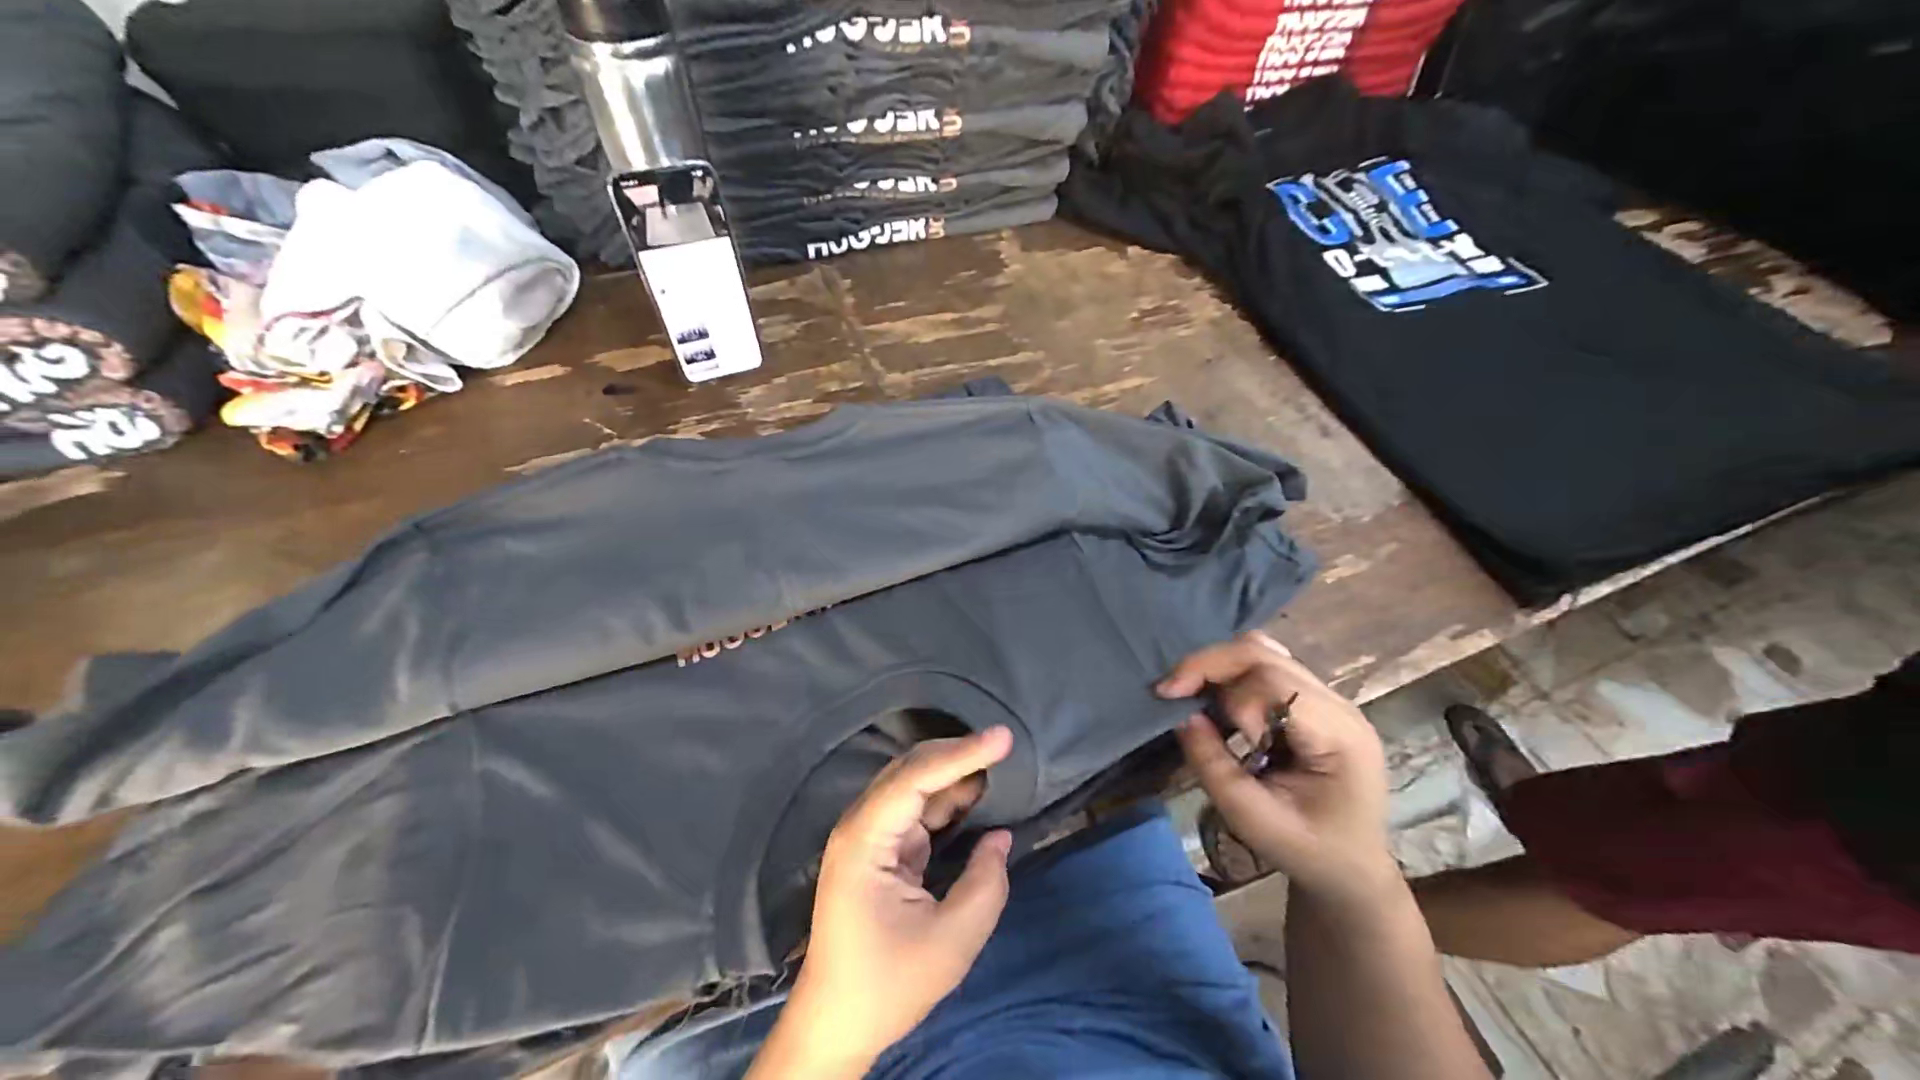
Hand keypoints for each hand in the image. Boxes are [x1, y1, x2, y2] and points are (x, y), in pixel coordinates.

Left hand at [748, 728, 1014, 1078]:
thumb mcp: (951, 942)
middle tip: (1004, 743)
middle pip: (910, 771)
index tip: (1003, 739)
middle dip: (957, 753)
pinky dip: (947, 799)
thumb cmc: (888, 985)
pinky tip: (976, 794)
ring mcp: (868, 836)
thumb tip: (1000, 837)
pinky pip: (916, 811)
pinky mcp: (879, 850)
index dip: (961, 753)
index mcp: (865, 839)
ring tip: (997, 761)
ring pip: (913, 786)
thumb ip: (985, 884)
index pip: (915, 776)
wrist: (836, 1023)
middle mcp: (861, 825)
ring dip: (954, 773)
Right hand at [1159, 631, 1394, 900]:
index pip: (1272, 684)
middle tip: (1169, 689)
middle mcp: (1339, 706)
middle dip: (1210, 665)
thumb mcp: (1253, 819)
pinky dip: (1233, 671)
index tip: (1176, 705)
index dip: (1220, 687)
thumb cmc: (1307, 850)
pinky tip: (1215, 693)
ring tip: (1188, 690)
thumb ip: (1214, 766)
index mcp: (1338, 736)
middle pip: (1266, 657)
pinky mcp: (1313, 700)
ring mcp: (1329, 699)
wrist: (1352, 868)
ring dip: (1219, 666)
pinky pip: (1269, 666)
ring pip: (1265, 654)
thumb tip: (1183, 716)